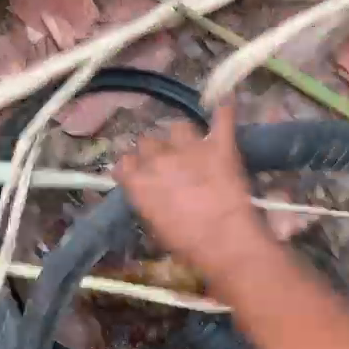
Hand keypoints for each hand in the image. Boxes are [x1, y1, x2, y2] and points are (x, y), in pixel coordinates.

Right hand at [113, 101, 268, 278]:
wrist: (223, 241)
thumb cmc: (185, 245)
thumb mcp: (155, 226)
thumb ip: (148, 201)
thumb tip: (150, 194)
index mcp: (138, 183)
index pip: (123, 163)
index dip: (132, 167)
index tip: (138, 174)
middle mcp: (158, 159)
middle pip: (148, 141)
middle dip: (155, 151)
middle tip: (166, 164)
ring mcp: (190, 148)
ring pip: (178, 126)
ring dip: (181, 135)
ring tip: (190, 145)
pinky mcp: (220, 144)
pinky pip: (222, 116)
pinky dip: (223, 109)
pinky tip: (224, 104)